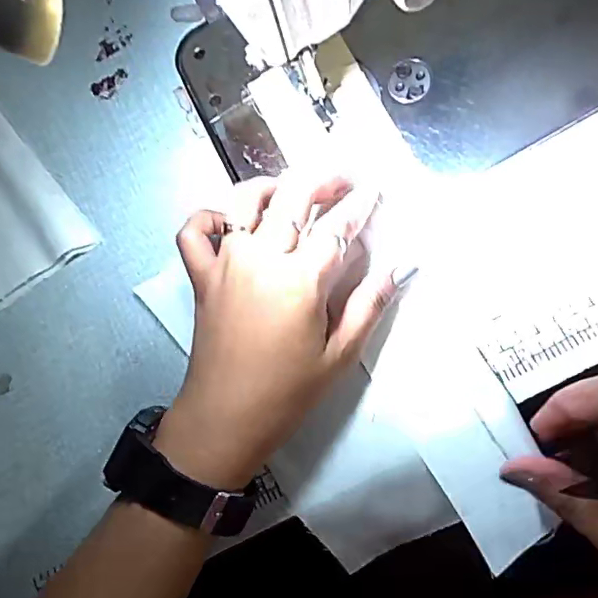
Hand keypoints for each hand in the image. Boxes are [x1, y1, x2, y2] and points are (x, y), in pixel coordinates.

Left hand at [156, 172, 407, 488]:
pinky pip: (195, 230)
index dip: (360, 206)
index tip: (376, 189)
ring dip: (272, 186)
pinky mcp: (201, 276)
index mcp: (299, 280)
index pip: (337, 228)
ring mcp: (225, 263)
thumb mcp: (339, 355)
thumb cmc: (288, 392)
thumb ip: (370, 305)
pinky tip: (231, 222)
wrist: (225, 418)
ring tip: (292, 191)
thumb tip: (401, 267)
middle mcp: (260, 258)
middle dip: (322, 181)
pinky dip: (210, 216)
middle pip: (292, 197)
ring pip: (243, 201)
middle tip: (343, 180)